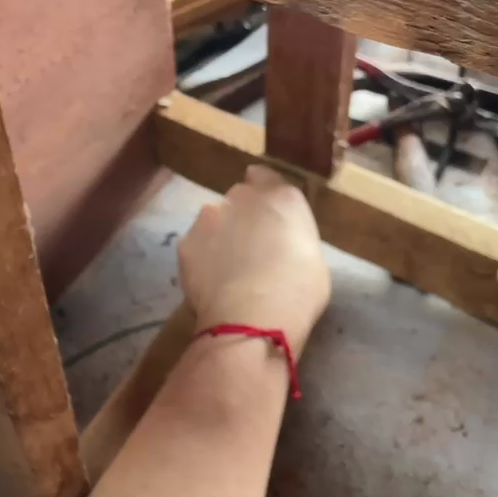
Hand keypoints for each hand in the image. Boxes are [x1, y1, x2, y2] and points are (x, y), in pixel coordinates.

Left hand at [179, 166, 330, 349]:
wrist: (254, 319)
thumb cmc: (299, 291)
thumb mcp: (311, 256)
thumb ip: (291, 236)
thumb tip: (281, 243)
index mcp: (282, 196)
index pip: (266, 177)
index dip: (264, 194)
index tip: (267, 215)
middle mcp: (243, 195)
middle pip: (239, 197)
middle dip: (243, 215)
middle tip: (251, 248)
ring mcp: (210, 216)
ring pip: (213, 220)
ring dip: (220, 236)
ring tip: (228, 270)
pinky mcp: (186, 242)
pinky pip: (195, 246)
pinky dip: (201, 259)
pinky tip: (212, 283)